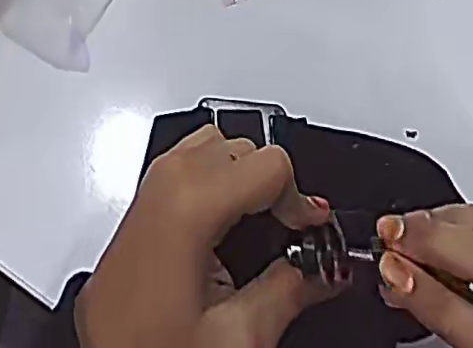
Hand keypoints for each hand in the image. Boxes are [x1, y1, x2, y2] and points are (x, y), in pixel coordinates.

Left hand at [76, 125, 339, 347]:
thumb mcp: (238, 337)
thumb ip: (289, 290)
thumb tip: (327, 268)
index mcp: (189, 203)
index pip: (268, 162)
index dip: (300, 199)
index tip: (313, 236)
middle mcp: (165, 180)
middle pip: (243, 148)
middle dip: (276, 189)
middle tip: (295, 241)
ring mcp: (151, 184)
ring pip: (215, 144)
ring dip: (246, 178)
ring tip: (263, 232)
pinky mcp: (145, 196)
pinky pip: (190, 160)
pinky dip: (220, 177)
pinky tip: (230, 226)